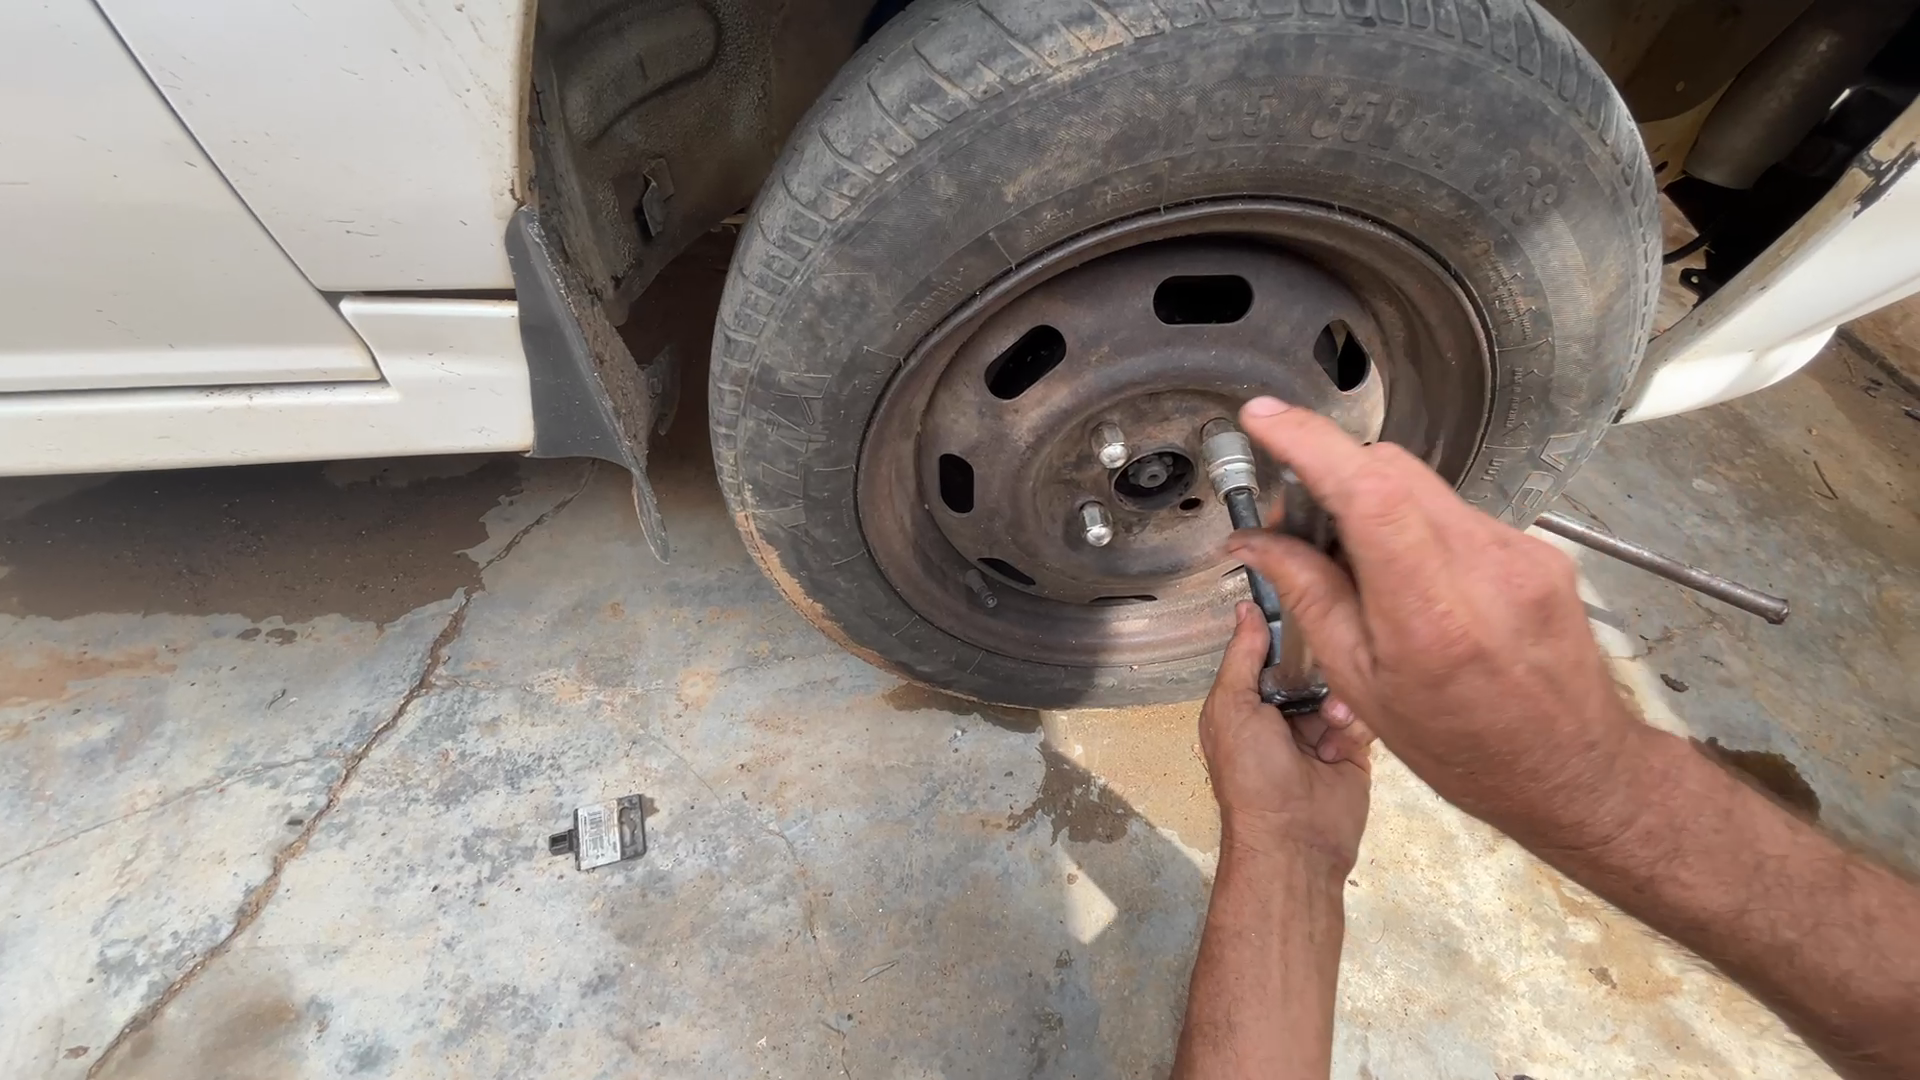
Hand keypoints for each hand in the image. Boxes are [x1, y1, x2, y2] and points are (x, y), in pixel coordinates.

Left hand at [1199, 600, 1372, 875]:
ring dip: (1336, 699)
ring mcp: (1318, 728)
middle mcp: (1280, 710)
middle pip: (1307, 665)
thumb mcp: (1232, 706)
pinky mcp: (1352, 748)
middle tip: (1318, 675)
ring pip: (1338, 687)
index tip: (1303, 608)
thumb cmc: (1251, 770)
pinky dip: (1355, 722)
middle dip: (1316, 667)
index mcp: (1244, 699)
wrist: (1294, 839)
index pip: (1267, 652)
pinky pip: (1362, 716)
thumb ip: (1242, 656)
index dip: (1282, 634)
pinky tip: (1341, 740)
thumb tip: (1245, 608)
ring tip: (1328, 722)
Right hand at [1224, 397, 1645, 849]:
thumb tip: (1251, 541)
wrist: (1571, 769)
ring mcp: (1520, 552)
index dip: (1312, 445)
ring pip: (1419, 485)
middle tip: (1290, 515)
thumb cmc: (1451, 742)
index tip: (1264, 417)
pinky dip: (1405, 520)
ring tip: (1344, 553)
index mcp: (1430, 613)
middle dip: (1329, 471)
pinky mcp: (1536, 550)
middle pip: (1392, 470)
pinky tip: (1398, 568)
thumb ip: (1307, 593)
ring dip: (1365, 498)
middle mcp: (1485, 566)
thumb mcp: (1357, 678)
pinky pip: (1449, 509)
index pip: (1371, 495)